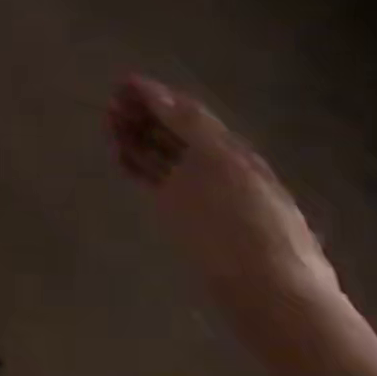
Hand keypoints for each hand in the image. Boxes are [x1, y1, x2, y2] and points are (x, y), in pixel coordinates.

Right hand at [109, 76, 336, 298]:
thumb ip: (187, 125)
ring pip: (162, 153)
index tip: (121, 82)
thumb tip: (156, 91)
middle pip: (175, 131)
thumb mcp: (218, 163)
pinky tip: (119, 159)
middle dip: (142, 114)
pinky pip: (155, 179)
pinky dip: (136, 164)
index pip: (188, 113)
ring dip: (135, 136)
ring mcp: (200, 192)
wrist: (268, 293)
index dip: (156, 95)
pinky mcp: (184, 214)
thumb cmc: (242, 223)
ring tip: (108, 128)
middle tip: (108, 106)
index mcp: (231, 152)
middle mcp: (217, 166)